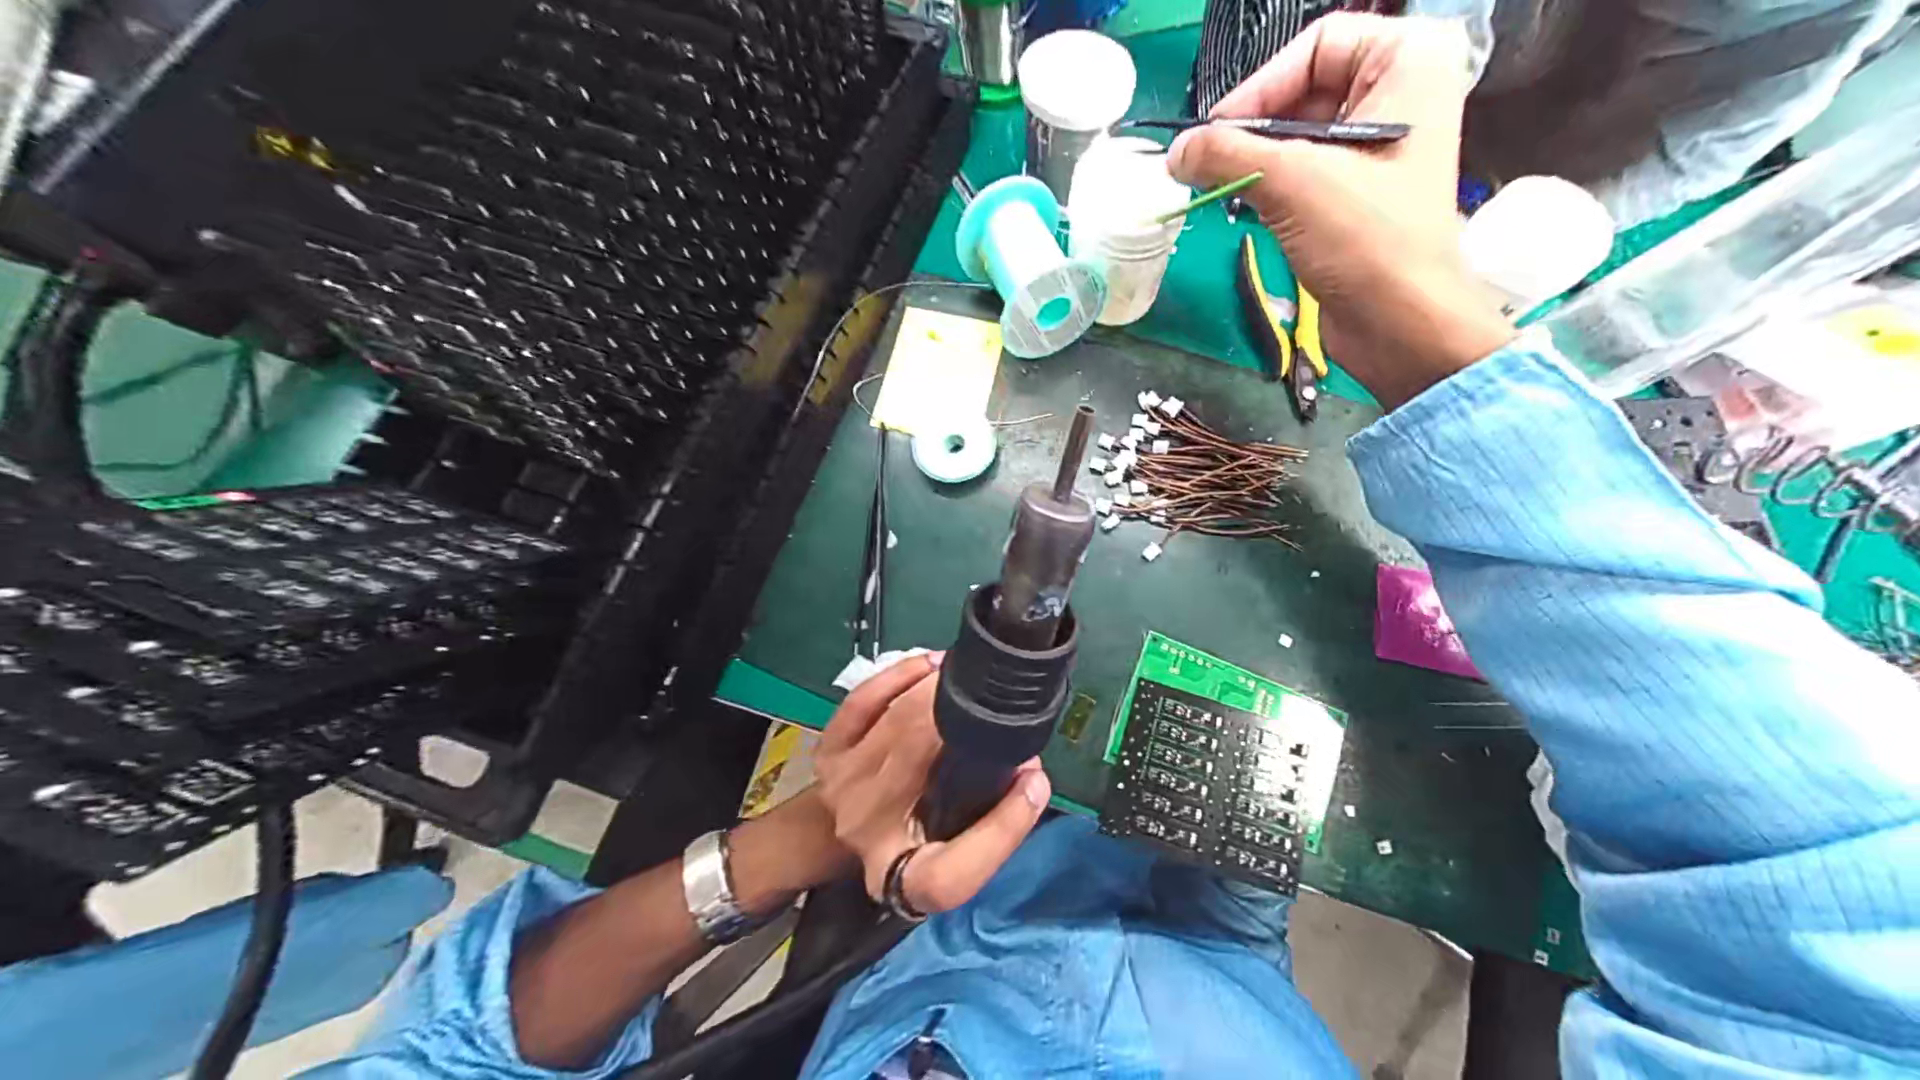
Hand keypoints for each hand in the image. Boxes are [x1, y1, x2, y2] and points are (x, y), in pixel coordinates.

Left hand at [814, 653, 1050, 913]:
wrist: (834, 838)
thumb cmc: (913, 840)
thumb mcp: (956, 851)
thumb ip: (994, 819)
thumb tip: (1028, 766)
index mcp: (908, 879)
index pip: (953, 876)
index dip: (1002, 829)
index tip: (1034, 782)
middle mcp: (870, 833)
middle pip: (922, 762)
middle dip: (968, 720)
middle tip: (1000, 701)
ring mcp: (844, 787)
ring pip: (898, 721)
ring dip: (938, 689)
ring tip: (968, 675)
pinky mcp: (828, 751)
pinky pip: (865, 701)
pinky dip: (899, 677)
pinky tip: (930, 665)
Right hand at [1168, 13, 1515, 408]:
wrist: (1397, 319)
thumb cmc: (1364, 238)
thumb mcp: (1289, 180)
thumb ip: (1225, 154)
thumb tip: (1175, 151)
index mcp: (1407, 63)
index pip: (1317, 44)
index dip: (1262, 85)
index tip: (1219, 134)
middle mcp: (1396, 96)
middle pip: (1302, 90)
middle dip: (1253, 131)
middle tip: (1211, 166)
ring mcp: (1375, 149)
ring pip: (1295, 136)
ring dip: (1255, 164)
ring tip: (1228, 191)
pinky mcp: (1354, 194)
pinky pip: (1299, 172)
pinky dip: (1268, 187)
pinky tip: (1250, 209)